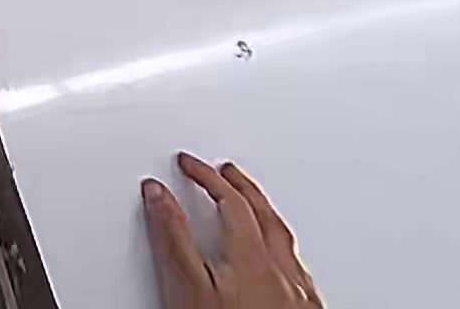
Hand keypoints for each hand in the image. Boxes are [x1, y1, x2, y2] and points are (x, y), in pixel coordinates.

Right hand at [142, 154, 320, 308]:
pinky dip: (284, 255)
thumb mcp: (186, 287)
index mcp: (254, 261)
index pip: (230, 202)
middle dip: (242, 188)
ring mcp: (301, 307)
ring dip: (267, 218)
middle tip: (224, 171)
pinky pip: (301, 278)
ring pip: (287, 248)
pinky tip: (279, 265)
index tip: (188, 164)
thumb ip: (171, 234)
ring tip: (252, 206)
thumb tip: (157, 192)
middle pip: (266, 219)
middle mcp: (285, 281)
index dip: (206, 176)